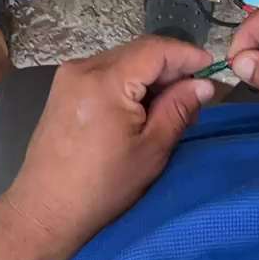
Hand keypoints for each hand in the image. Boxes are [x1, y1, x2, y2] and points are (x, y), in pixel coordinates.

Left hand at [1, 37, 216, 245]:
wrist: (46, 210)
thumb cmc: (102, 187)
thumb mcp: (151, 150)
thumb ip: (179, 109)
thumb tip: (204, 84)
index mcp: (105, 80)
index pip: (155, 49)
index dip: (186, 54)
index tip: (212, 68)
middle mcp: (84, 67)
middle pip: (138, 51)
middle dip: (170, 67)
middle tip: (195, 96)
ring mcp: (69, 75)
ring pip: (123, 60)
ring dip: (150, 75)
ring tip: (171, 107)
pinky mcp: (63, 87)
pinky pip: (105, 71)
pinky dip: (129, 82)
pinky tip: (142, 107)